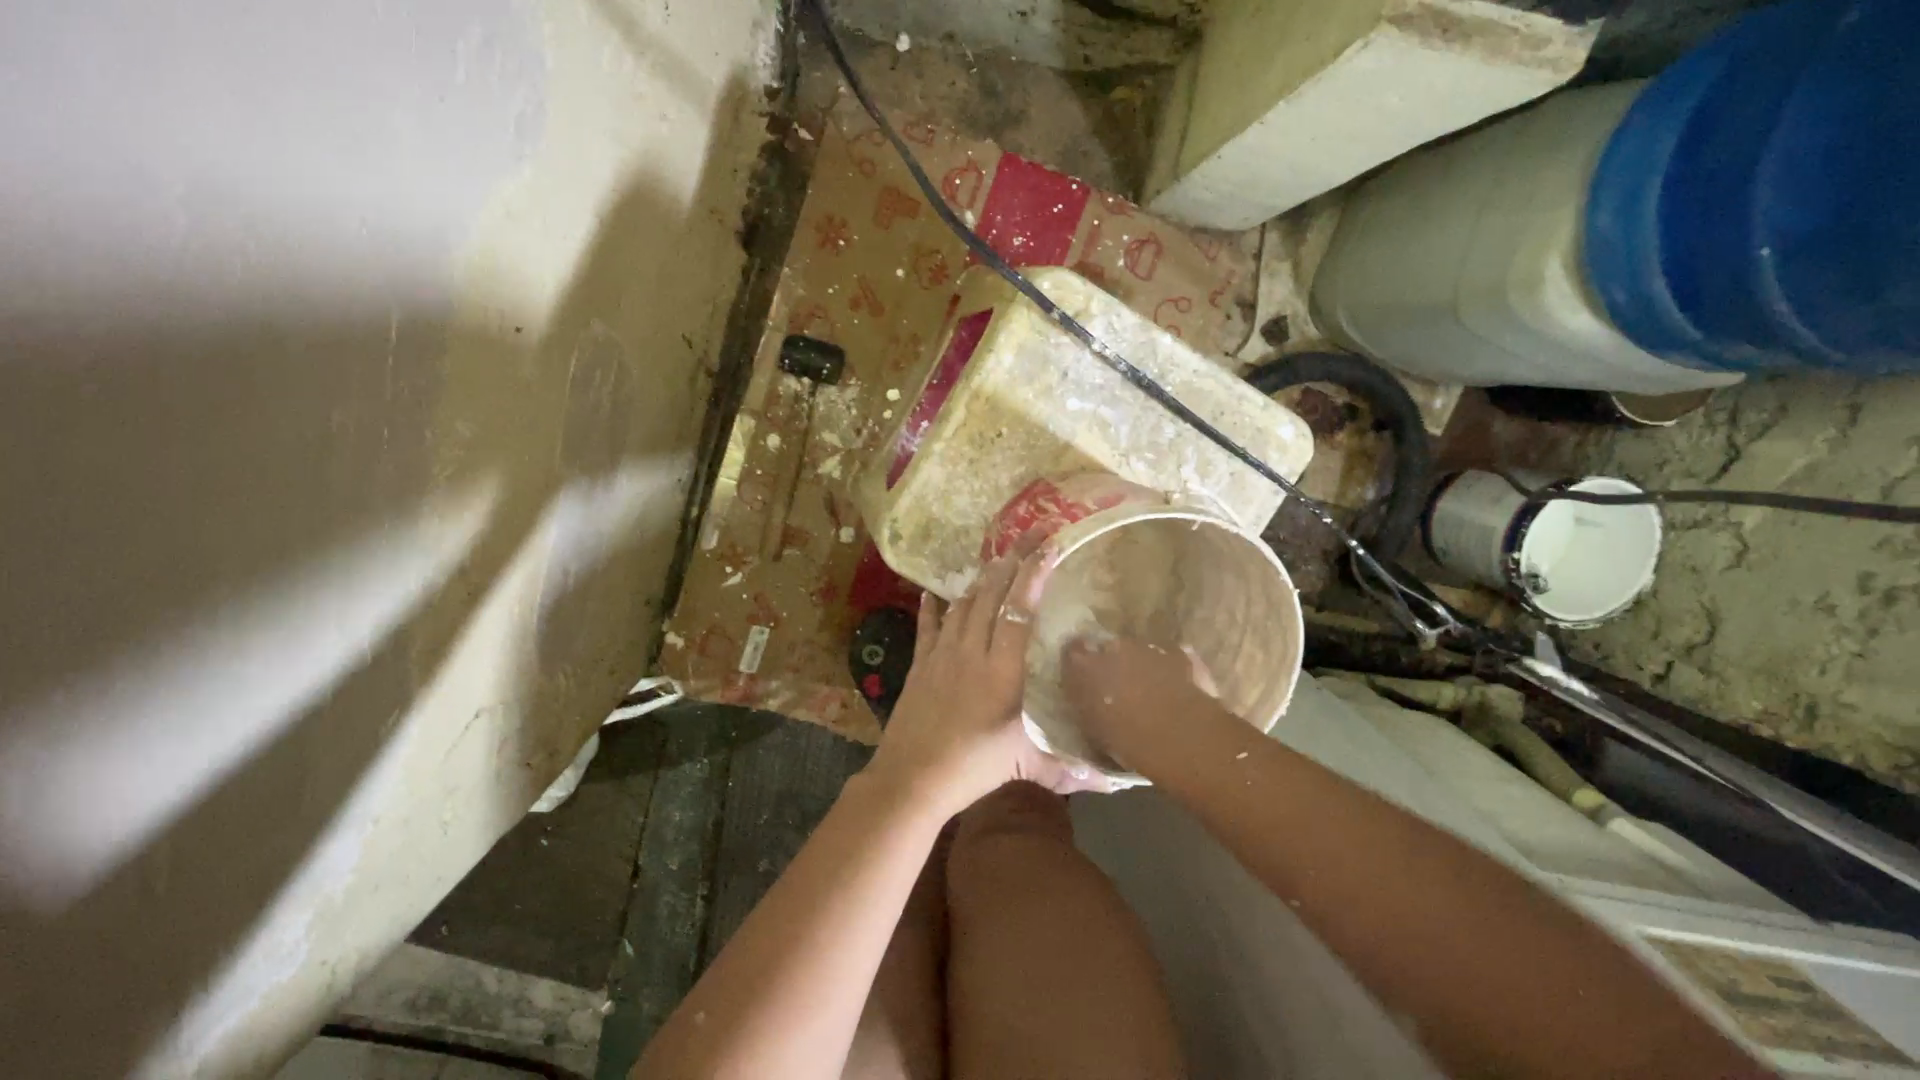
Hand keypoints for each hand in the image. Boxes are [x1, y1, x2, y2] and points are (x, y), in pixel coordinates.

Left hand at [867, 542, 1106, 816]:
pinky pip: (928, 628)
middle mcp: (971, 652)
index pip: (1019, 610)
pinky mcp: (920, 667)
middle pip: (991, 596)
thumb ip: (1068, 768)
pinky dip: (933, 608)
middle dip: (1011, 561)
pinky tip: (932, 593)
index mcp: (1002, 670)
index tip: (1049, 547)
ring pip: (962, 606)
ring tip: (997, 560)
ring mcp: (942, 656)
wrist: (911, 778)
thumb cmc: (972, 768)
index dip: (1034, 576)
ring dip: (980, 580)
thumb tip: (1112, 784)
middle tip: (1029, 535)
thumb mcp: (1025, 764)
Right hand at [1061, 638, 1218, 769]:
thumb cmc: (1119, 737)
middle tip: (1118, 687)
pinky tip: (1173, 689)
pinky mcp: (1175, 653)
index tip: (1083, 675)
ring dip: (1139, 665)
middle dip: (1111, 662)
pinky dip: (1167, 669)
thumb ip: (1084, 704)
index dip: (1079, 662)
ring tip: (1148, 691)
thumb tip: (1087, 701)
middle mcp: (1110, 647)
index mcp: (1081, 665)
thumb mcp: (1088, 726)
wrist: (1170, 733)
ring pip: (1137, 651)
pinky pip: (1166, 658)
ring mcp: (1144, 647)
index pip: (1072, 651)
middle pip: (1107, 648)